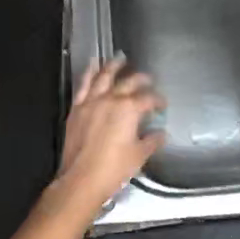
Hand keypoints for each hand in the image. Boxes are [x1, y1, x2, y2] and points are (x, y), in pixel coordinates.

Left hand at [50, 58, 165, 211]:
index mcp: (129, 109)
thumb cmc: (114, 169)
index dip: (158, 100)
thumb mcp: (139, 156)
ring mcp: (92, 101)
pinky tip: (93, 64)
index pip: (148, 99)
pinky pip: (83, 85)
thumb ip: (152, 141)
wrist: (80, 180)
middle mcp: (111, 99)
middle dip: (141, 80)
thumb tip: (162, 134)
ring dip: (114, 66)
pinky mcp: (77, 108)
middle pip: (129, 83)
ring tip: (120, 58)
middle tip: (148, 79)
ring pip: (104, 76)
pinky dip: (89, 72)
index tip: (162, 104)